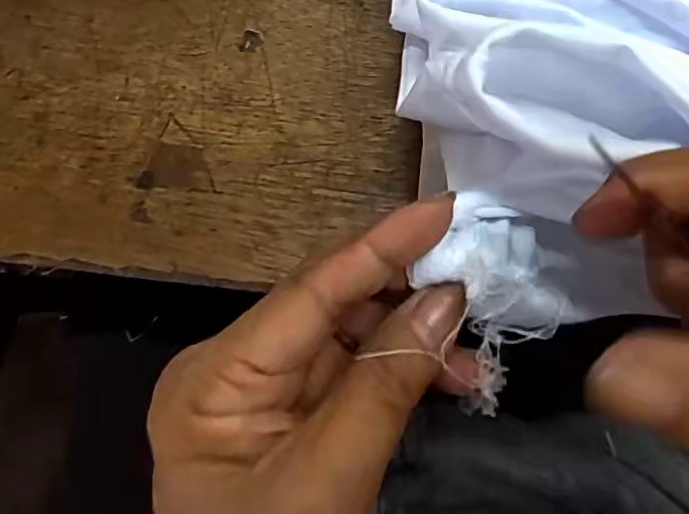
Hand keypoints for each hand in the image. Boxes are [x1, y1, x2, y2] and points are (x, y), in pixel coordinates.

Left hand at [148, 194, 477, 513]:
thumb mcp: (328, 481)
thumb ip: (386, 381)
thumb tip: (447, 298)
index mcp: (217, 375)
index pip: (314, 287)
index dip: (385, 242)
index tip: (443, 207)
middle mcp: (238, 365)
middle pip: (336, 301)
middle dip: (408, 288)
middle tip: (471, 271)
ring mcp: (270, 389)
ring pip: (358, 331)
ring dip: (418, 334)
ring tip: (471, 348)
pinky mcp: (300, 412)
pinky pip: (363, 368)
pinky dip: (409, 368)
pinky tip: (452, 377)